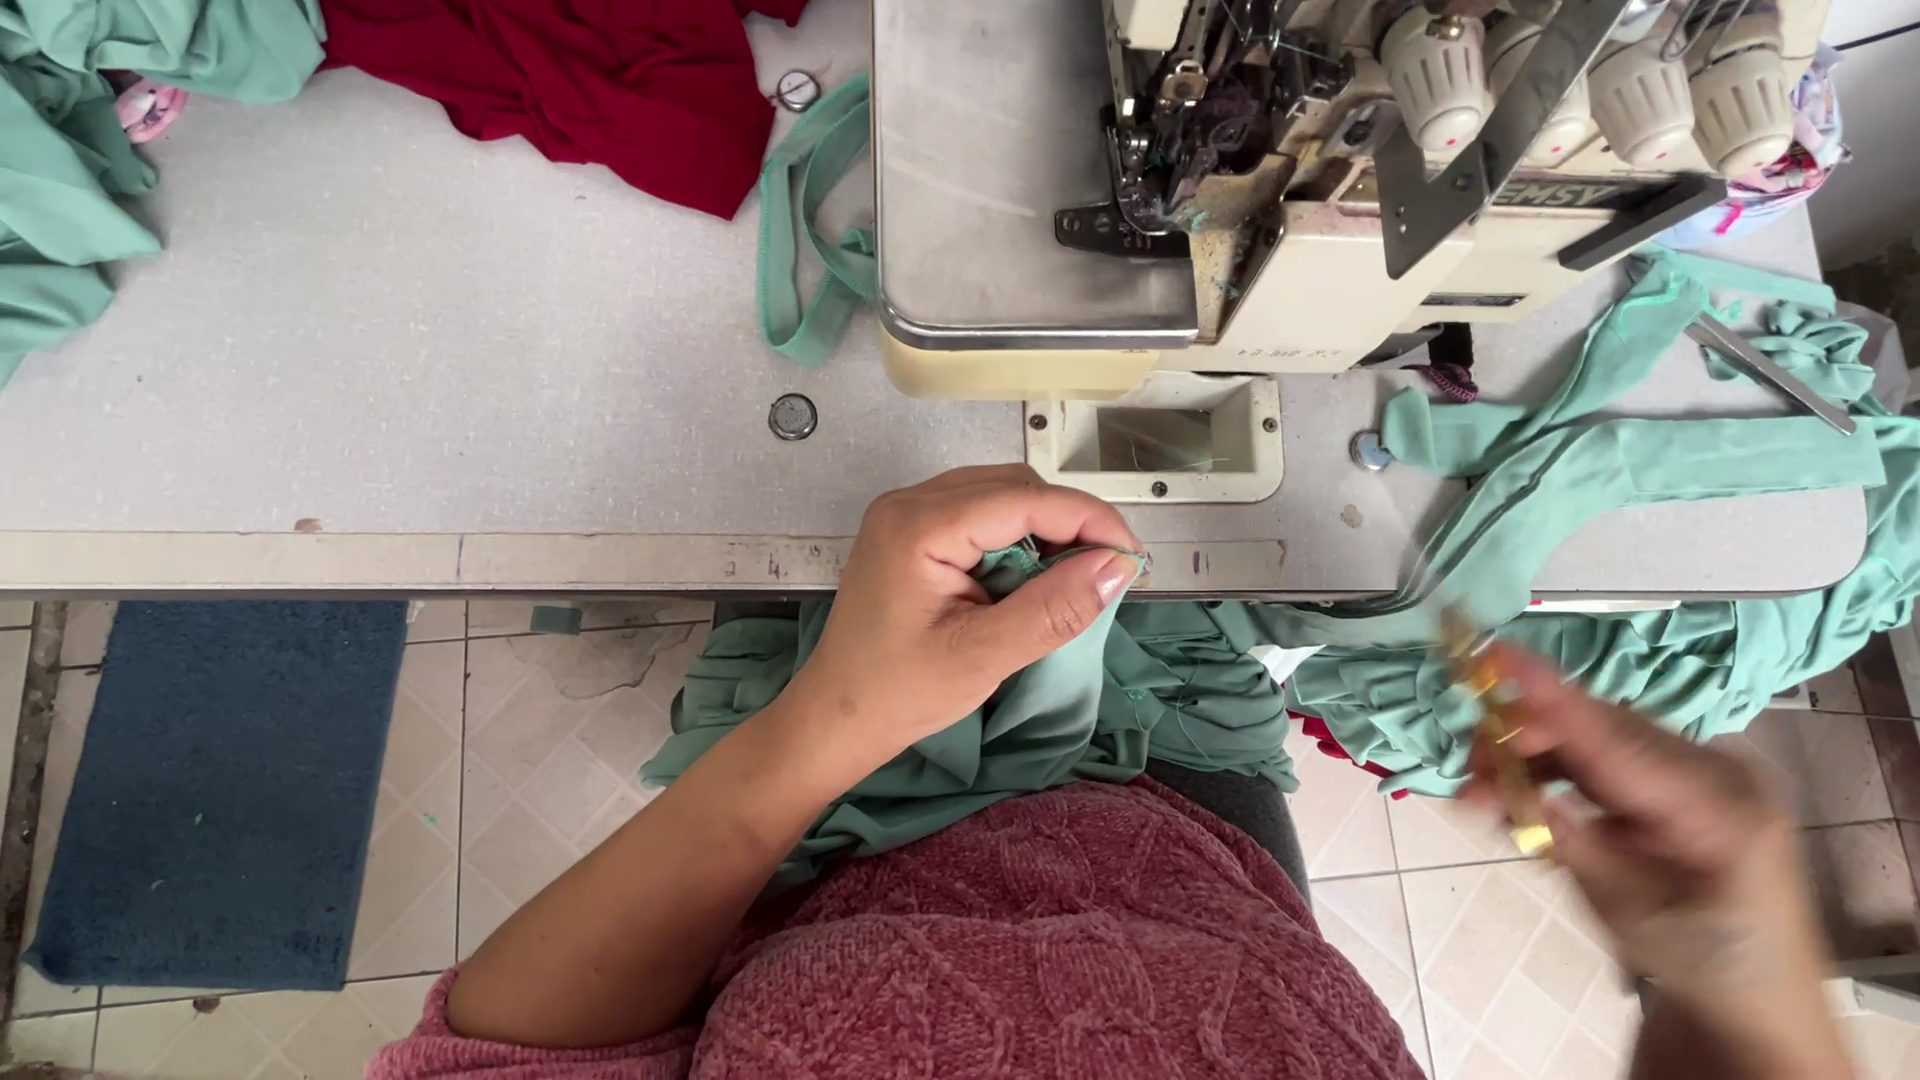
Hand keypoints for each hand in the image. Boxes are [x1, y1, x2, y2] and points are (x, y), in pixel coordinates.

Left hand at [780, 465, 1140, 762]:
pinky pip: (978, 514)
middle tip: (1101, 573)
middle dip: (1066, 524)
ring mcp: (906, 514)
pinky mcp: (910, 532)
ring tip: (1065, 580)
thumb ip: (1053, 609)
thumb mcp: (983, 656)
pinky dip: (1014, 538)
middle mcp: (909, 503)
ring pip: (999, 495)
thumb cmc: (899, 694)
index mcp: (918, 526)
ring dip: (1042, 530)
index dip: (1088, 520)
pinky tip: (1025, 578)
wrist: (837, 717)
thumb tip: (1117, 567)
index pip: (1024, 499)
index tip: (1132, 557)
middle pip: (1013, 487)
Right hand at [1464, 646, 1834, 1024]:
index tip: (1494, 653)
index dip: (1549, 695)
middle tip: (1468, 779)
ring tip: (1479, 798)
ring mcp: (1686, 768)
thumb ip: (1561, 834)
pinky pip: (1587, 755)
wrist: (1748, 990)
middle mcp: (1706, 768)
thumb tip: (1490, 786)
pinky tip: (1511, 796)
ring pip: (1580, 739)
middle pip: (1590, 729)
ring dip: (1521, 760)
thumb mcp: (1622, 900)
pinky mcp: (1662, 775)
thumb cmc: (1695, 954)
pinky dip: (1541, 771)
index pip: (1614, 738)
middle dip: (1516, 743)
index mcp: (1717, 802)